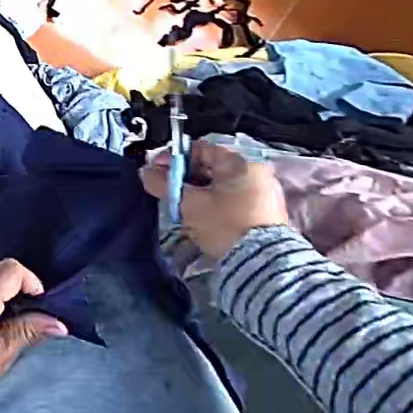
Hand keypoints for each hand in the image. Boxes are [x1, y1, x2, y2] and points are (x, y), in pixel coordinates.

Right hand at [142, 140, 289, 261]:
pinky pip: (233, 197)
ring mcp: (264, 191)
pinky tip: (203, 215)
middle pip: (210, 166)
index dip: (174, 158)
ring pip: (221, 183)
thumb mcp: (188, 204)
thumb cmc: (223, 224)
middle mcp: (256, 171)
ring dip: (199, 190)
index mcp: (239, 161)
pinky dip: (215, 201)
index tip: (158, 170)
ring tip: (183, 206)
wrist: (261, 264)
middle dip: (185, 177)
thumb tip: (146, 172)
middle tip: (168, 191)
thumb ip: (163, 184)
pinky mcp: (267, 211)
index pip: (199, 148)